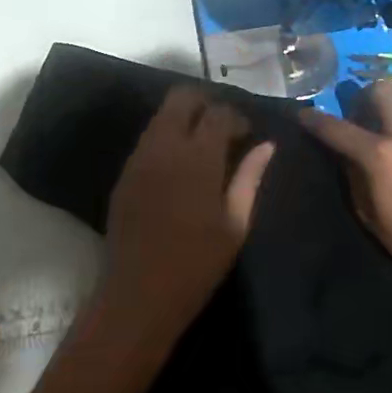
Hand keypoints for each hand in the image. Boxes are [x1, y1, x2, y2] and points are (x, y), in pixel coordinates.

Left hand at [104, 88, 274, 325]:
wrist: (139, 294)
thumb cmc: (197, 263)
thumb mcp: (236, 223)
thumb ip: (250, 178)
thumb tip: (267, 146)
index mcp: (198, 158)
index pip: (219, 113)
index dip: (237, 117)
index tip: (248, 134)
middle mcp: (165, 147)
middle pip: (182, 98)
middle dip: (206, 103)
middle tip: (224, 128)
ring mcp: (139, 159)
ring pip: (161, 115)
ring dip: (185, 118)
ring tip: (204, 144)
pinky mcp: (125, 174)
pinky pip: (148, 139)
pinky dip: (167, 137)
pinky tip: (180, 164)